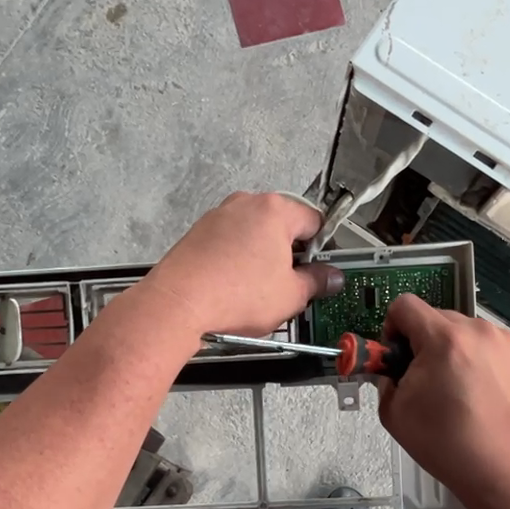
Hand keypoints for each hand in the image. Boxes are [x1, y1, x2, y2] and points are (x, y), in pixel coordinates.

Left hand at [140, 192, 344, 337]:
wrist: (179, 304)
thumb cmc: (232, 294)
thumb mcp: (291, 295)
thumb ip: (317, 282)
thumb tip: (330, 278)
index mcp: (274, 210)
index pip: (315, 221)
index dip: (324, 247)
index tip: (323, 268)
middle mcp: (245, 205)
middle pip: (283, 226)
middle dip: (291, 254)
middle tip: (294, 285)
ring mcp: (219, 218)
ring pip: (254, 236)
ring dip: (263, 259)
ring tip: (261, 292)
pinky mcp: (199, 235)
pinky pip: (230, 245)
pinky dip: (238, 263)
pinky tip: (237, 289)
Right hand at [377, 295, 509, 492]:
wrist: (503, 468)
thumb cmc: (447, 444)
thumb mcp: (394, 413)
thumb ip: (385, 379)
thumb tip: (391, 369)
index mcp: (443, 339)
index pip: (405, 305)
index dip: (393, 327)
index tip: (397, 352)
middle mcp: (478, 331)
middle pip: (438, 318)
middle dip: (426, 343)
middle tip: (426, 379)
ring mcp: (506, 341)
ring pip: (467, 332)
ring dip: (456, 351)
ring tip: (459, 390)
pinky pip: (493, 346)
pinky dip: (483, 361)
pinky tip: (483, 392)